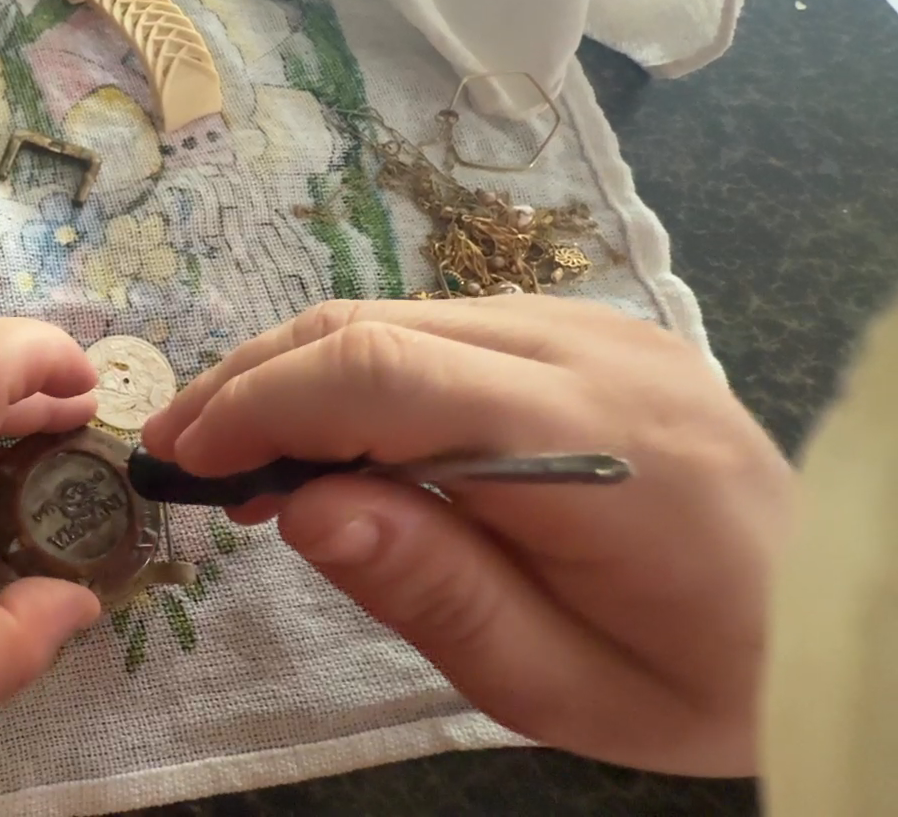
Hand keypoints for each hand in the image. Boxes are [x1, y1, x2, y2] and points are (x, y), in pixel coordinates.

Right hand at [141, 297, 794, 776]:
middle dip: (243, 382)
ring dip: (276, 376)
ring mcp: (568, 322)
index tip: (187, 458)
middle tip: (175, 444)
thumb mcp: (564, 687)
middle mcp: (577, 346)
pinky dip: (329, 376)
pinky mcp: (552, 327)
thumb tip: (300, 509)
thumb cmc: (702, 675)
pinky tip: (307, 430)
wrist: (842, 618)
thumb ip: (433, 591)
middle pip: (357, 329)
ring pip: (370, 319)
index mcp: (597, 437)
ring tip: (225, 445)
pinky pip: (405, 332)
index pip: (377, 377)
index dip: (259, 404)